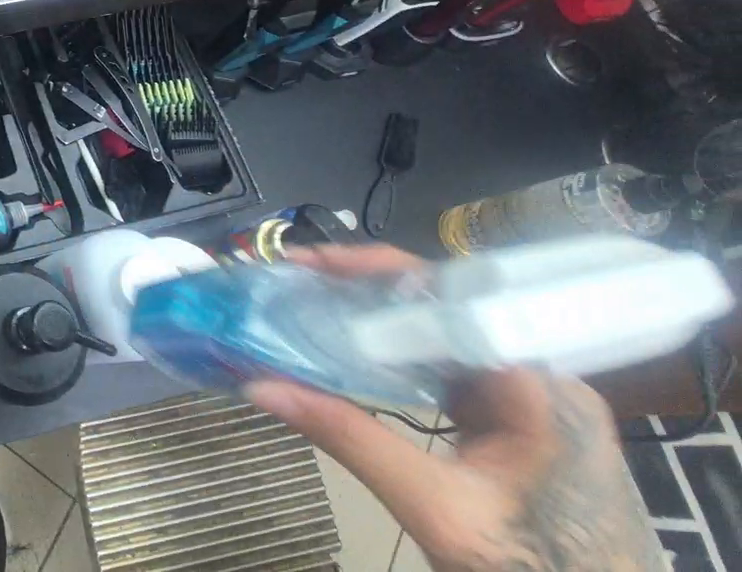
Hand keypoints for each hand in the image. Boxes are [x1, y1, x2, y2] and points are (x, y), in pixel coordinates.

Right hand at [245, 245, 665, 571]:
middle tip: (293, 282)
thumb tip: (259, 385)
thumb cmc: (530, 566)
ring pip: (439, 336)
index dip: (375, 270)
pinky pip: (445, 367)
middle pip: (442, 309)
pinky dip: (391, 354)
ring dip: (372, 321)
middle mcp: (544, 381)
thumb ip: (350, 439)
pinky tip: (348, 353)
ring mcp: (533, 402)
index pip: (450, 297)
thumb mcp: (434, 508)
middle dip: (362, 290)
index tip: (307, 263)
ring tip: (308, 307)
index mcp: (542, 389)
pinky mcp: (516, 423)